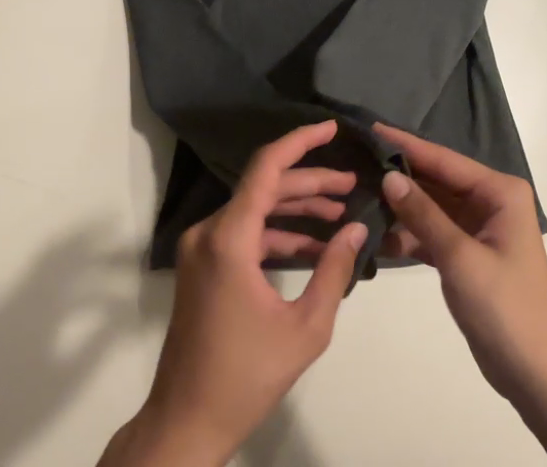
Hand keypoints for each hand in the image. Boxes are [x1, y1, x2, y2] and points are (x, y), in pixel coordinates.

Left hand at [100, 121, 366, 466]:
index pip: (266, 169)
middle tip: (352, 183)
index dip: (301, 142)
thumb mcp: (307, 325)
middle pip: (264, 187)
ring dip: (297, 209)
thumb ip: (334, 270)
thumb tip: (358, 229)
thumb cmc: (248, 374)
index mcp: (229, 239)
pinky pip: (245, 235)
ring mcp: (202, 250)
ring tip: (342, 212)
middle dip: (311, 183)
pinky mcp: (203, 267)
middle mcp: (209, 233)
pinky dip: (278, 235)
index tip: (333, 128)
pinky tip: (315, 248)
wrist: (188, 418)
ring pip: (255, 210)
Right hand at [376, 124, 546, 466]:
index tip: (370, 128)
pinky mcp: (468, 254)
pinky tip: (374, 235)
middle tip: (354, 161)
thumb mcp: (459, 257)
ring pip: (432, 208)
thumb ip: (423, 214)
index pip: (445, 161)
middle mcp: (493, 202)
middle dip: (399, 175)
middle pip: (438, 181)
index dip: (406, 145)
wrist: (532, 370)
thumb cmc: (502, 307)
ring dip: (400, 207)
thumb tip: (389, 176)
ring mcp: (480, 229)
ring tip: (356, 194)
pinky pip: (433, 233)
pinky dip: (409, 235)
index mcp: (501, 193)